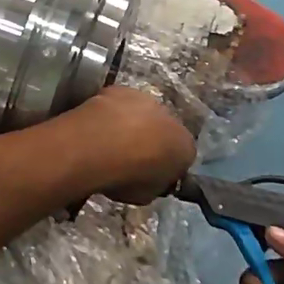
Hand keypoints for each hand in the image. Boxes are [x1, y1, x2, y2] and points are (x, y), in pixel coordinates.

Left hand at [62, 86, 196, 203]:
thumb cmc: (127, 177)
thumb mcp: (146, 194)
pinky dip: (113, 111)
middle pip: (164, 130)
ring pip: (143, 113)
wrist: (99, 145)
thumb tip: (150, 178)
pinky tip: (99, 123)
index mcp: (185, 147)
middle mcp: (172, 118)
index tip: (149, 174)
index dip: (165, 166)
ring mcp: (146, 99)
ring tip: (110, 140)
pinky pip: (120, 102)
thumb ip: (154, 183)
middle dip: (151, 140)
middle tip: (129, 156)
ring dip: (132, 123)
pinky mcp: (121, 89)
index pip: (182, 157)